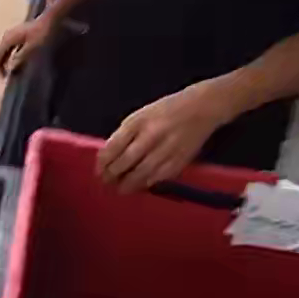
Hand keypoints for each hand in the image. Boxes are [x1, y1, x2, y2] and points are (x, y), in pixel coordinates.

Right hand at [0, 14, 55, 76]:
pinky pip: (10, 46)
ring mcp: (13, 33)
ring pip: (4, 49)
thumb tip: (10, 68)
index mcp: (8, 39)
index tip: (3, 79)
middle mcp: (7, 35)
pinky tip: (17, 60)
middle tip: (5, 76)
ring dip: (5, 60)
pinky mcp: (19, 33)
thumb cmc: (41, 33)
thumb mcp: (32, 47)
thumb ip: (20, 57)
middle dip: (1, 65)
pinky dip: (10, 55)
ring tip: (10, 70)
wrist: (50, 19)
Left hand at [97, 83, 235, 192]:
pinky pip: (160, 176)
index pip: (114, 146)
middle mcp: (150, 136)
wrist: (200, 108)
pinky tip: (141, 185)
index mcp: (137, 122)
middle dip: (113, 175)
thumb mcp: (140, 115)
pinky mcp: (180, 160)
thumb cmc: (165, 110)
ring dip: (128, 183)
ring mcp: (166, 149)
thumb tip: (111, 155)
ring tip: (120, 189)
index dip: (103, 162)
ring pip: (142, 173)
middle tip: (106, 183)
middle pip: (126, 161)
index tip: (98, 170)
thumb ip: (126, 133)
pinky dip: (148, 182)